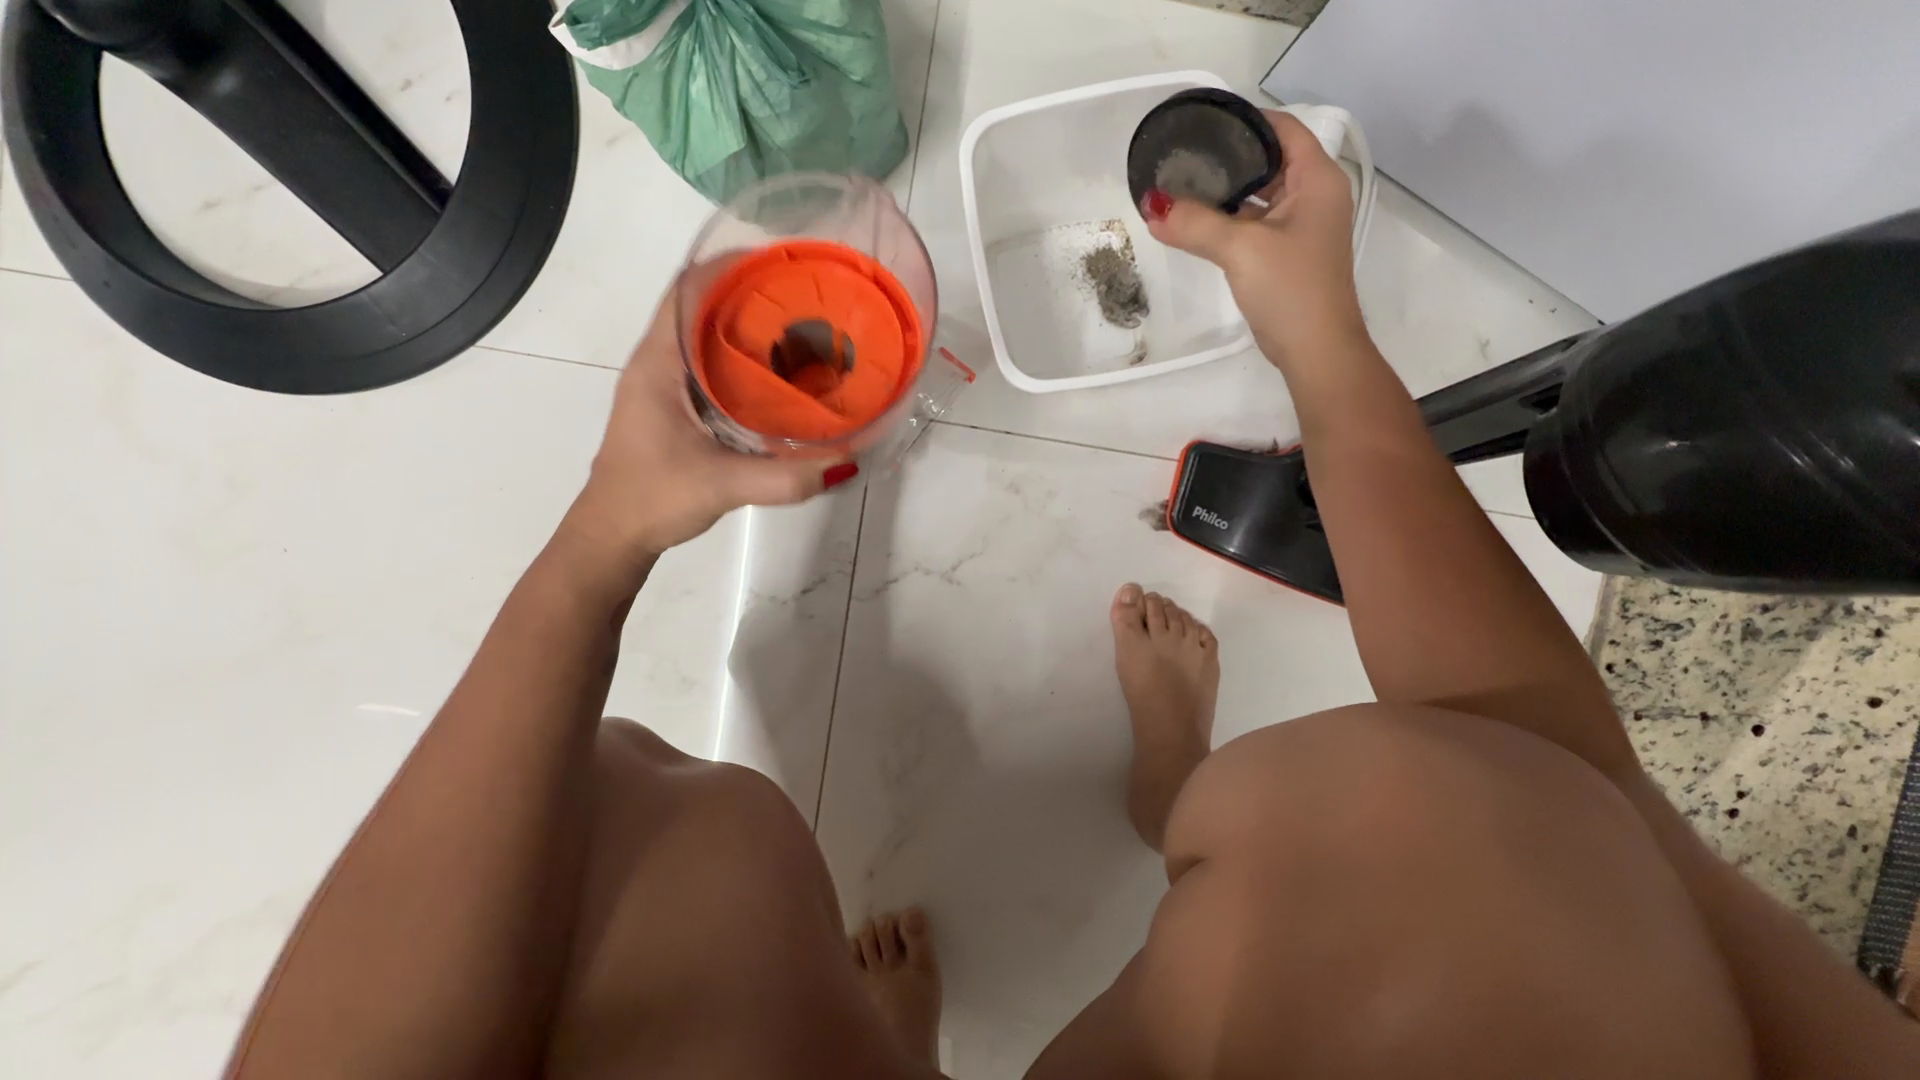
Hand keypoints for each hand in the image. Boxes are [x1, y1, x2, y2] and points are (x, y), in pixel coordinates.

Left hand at [564, 264, 854, 567]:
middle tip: (805, 298)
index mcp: (659, 363)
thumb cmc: (652, 497)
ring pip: (705, 336)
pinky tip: (779, 376)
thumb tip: (845, 462)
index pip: (688, 289)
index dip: (729, 264)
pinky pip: (709, 364)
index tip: (779, 263)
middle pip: (701, 305)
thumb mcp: (721, 485)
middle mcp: (658, 363)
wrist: (612, 535)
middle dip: (750, 293)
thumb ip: (783, 478)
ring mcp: (663, 385)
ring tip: (800, 328)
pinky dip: (742, 358)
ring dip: (746, 326)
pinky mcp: (674, 407)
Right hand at [1141, 110, 1367, 374]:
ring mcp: (1301, 226)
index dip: (1245, 119)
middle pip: (1268, 159)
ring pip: (1259, 194)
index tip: (1203, 120)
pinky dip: (1229, 219)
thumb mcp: (1241, 249)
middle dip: (1227, 156)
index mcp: (1317, 179)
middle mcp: (1314, 195)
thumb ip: (1195, 224)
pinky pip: (1254, 223)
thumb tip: (1152, 206)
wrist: (1317, 350)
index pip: (1282, 128)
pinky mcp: (1286, 254)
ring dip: (1225, 191)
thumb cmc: (1291, 289)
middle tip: (1182, 153)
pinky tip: (1197, 222)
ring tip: (1182, 183)